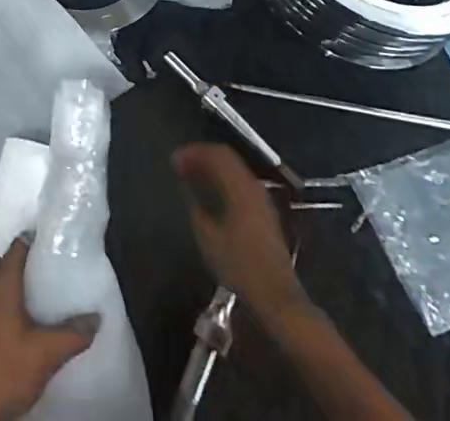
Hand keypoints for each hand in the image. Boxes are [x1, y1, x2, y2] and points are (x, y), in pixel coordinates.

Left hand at [0, 239, 98, 420]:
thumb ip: (75, 332)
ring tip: (60, 290)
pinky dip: (21, 302)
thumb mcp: (47, 352)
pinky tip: (41, 318)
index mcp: (0, 283)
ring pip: (9, 284)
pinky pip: (3, 302)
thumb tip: (97, 316)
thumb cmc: (6, 370)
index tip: (63, 239)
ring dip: (31, 286)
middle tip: (68, 265)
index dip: (40, 238)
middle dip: (40, 264)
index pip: (20, 244)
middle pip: (15, 263)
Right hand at [173, 143, 305, 317]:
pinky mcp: (265, 214)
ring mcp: (263, 201)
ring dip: (213, 169)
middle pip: (228, 159)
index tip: (174, 159)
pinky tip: (211, 194)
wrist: (276, 297)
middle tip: (180, 163)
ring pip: (235, 171)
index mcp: (241, 188)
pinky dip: (222, 182)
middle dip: (203, 157)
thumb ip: (197, 209)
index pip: (218, 155)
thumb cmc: (239, 266)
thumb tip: (190, 192)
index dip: (194, 152)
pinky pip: (240, 185)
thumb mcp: (209, 238)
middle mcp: (255, 187)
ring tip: (191, 175)